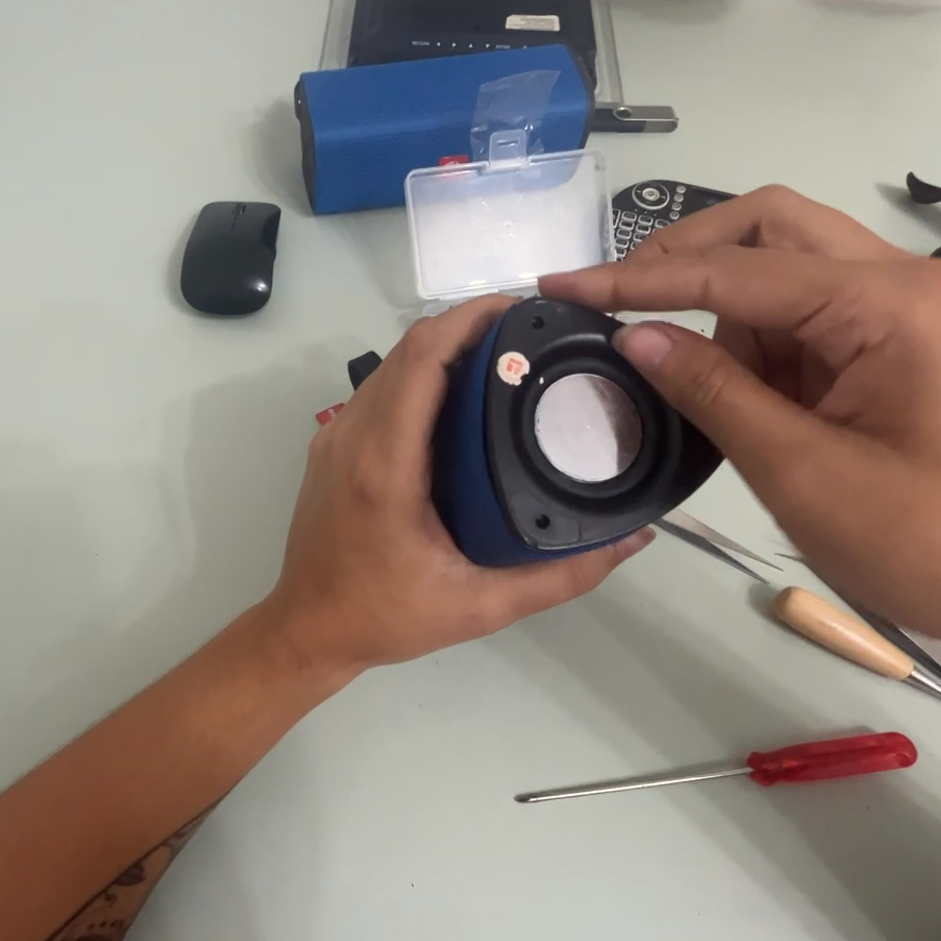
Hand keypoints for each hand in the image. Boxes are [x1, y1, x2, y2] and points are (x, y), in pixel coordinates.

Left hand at [259, 293, 652, 673]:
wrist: (308, 628)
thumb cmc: (386, 617)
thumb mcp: (481, 606)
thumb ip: (560, 576)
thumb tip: (632, 538)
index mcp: (385, 466)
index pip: (422, 359)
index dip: (469, 319)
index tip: (523, 311)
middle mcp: (352, 437)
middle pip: (407, 350)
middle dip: (465, 327)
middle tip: (527, 336)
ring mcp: (334, 438)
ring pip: (389, 366)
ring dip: (440, 349)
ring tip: (500, 358)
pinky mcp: (329, 446)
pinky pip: (376, 390)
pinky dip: (417, 375)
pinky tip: (456, 395)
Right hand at [539, 186, 940, 665]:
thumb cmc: (938, 545)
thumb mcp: (801, 471)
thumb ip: (712, 392)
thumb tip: (633, 335)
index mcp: (890, 302)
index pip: (734, 268)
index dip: (635, 279)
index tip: (561, 286)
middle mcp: (905, 285)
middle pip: (771, 228)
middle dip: (684, 259)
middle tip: (617, 305)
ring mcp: (910, 317)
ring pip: (786, 277)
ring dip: (727, 325)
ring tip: (716, 408)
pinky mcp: (904, 352)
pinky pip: (808, 326)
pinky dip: (760, 356)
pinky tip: (754, 415)